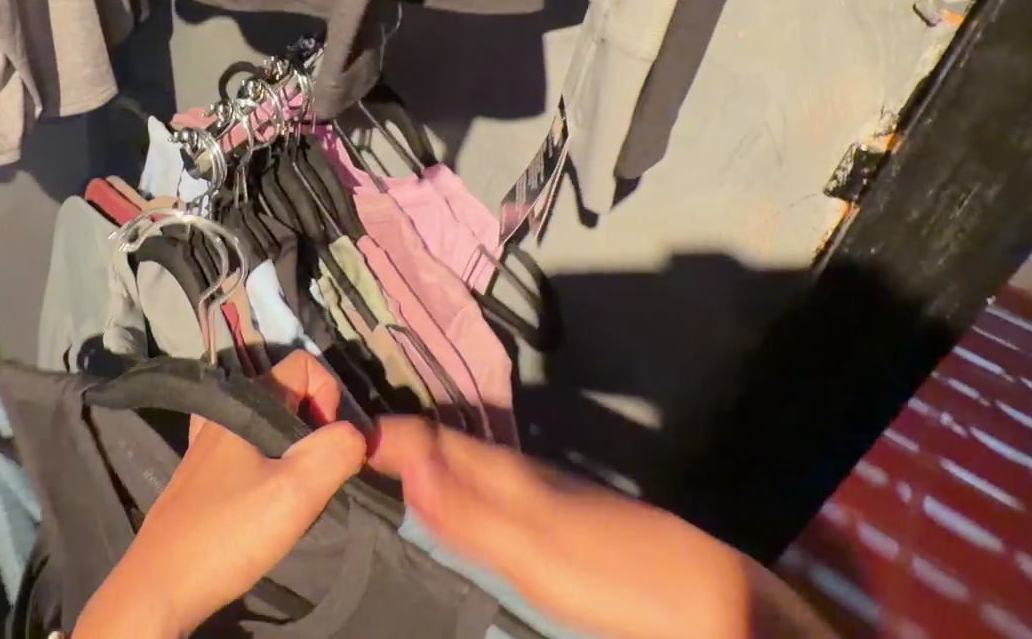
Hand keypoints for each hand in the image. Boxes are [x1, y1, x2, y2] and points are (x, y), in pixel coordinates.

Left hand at [73, 353, 368, 638]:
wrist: (159, 586)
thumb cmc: (228, 532)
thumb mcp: (295, 492)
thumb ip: (336, 452)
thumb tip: (356, 432)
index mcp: (244, 400)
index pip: (304, 365)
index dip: (329, 397)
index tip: (327, 445)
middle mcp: (225, 408)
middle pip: (291, 394)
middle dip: (315, 429)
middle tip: (315, 477)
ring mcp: (210, 438)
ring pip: (273, 424)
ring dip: (294, 452)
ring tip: (293, 495)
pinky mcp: (203, 468)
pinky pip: (252, 448)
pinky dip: (270, 464)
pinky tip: (266, 501)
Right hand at [369, 418, 833, 638]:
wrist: (707, 600)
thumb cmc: (615, 576)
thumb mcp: (534, 552)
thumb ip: (467, 512)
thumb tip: (404, 463)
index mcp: (503, 472)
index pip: (427, 437)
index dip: (380, 433)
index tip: (324, 431)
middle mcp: (515, 471)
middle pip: (441, 443)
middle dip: (392, 441)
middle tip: (341, 450)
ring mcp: (537, 493)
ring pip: (463, 463)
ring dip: (419, 460)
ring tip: (381, 471)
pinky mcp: (553, 519)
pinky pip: (483, 488)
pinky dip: (452, 486)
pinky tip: (450, 506)